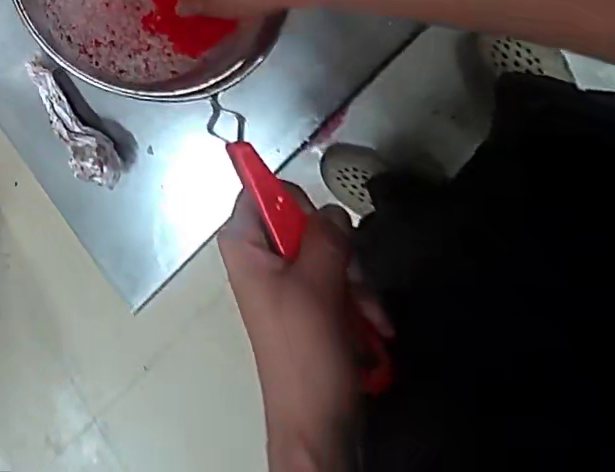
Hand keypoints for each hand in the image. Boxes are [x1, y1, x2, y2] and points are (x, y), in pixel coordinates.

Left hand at [221, 189, 383, 471]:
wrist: (317, 425)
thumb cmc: (305, 354)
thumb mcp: (316, 285)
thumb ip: (324, 236)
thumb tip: (330, 209)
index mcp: (243, 242)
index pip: (256, 189)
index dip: (288, 196)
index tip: (315, 219)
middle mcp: (258, 254)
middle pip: (300, 219)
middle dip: (337, 248)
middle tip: (350, 276)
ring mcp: (283, 279)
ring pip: (325, 250)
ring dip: (354, 280)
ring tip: (365, 314)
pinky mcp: (307, 302)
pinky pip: (335, 280)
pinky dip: (357, 300)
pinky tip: (371, 326)